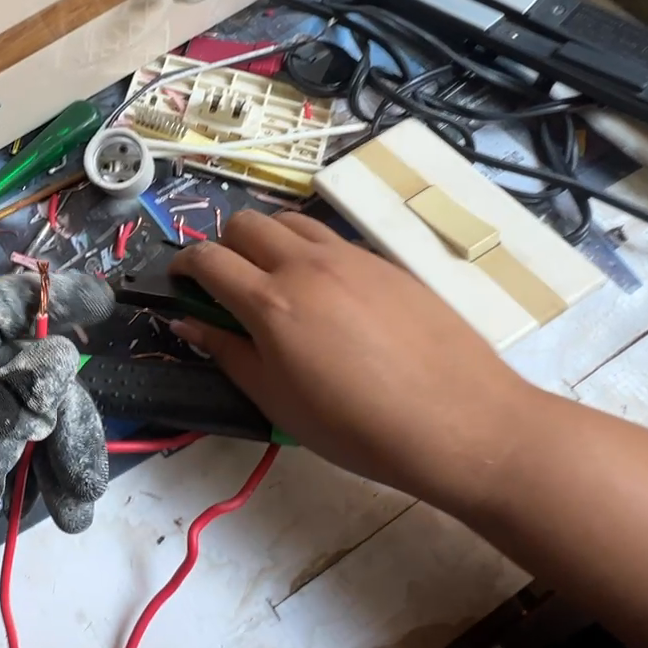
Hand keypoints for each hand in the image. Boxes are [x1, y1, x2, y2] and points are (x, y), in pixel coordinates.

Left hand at [0, 272, 112, 647]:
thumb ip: (9, 410)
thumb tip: (58, 354)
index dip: (40, 296)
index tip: (97, 301)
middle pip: (34, 367)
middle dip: (68, 415)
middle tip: (84, 470)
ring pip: (50, 405)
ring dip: (72, 452)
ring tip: (76, 502)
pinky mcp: (3, 445)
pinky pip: (48, 439)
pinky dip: (64, 471)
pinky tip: (69, 511)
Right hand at [169, 210, 539, 507]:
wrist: (466, 425)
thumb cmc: (358, 427)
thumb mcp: (277, 401)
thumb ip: (227, 352)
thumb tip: (188, 322)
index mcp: (271, 303)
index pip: (207, 259)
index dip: (183, 264)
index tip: (181, 280)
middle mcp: (305, 266)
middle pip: (244, 223)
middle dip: (223, 245)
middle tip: (228, 282)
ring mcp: (348, 257)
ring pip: (287, 220)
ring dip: (265, 239)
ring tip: (274, 277)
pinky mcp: (383, 261)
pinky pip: (329, 237)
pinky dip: (307, 249)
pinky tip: (325, 291)